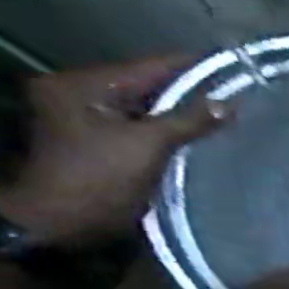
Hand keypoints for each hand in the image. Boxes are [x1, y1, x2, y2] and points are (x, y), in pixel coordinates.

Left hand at [0, 55, 227, 250]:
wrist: (55, 223)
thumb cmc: (97, 181)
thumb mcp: (146, 148)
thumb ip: (186, 122)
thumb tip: (227, 104)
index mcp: (82, 85)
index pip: (147, 67)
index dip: (189, 66)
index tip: (228, 64)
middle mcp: (76, 92)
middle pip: (143, 86)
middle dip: (187, 91)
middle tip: (232, 93)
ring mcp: (80, 118)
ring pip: (141, 107)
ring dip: (177, 113)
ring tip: (221, 115)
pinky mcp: (91, 142)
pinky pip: (136, 126)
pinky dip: (164, 130)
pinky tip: (193, 137)